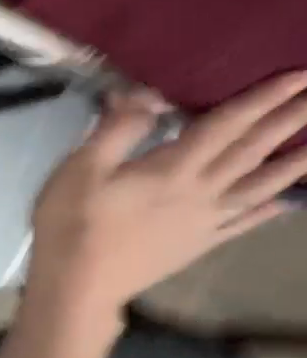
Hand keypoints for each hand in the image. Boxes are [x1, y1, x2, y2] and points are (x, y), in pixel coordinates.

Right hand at [27, 73, 306, 327]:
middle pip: (251, 151)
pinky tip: (287, 199)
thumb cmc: (72, 220)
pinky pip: (246, 220)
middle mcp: (202, 191)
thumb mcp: (80, 168)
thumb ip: (116, 131)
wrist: (81, 280)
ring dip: (295, 162)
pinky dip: (271, 206)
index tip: (296, 77)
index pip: (223, 127)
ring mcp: (207, 219)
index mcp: (172, 170)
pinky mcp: (201, 240)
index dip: (259, 100)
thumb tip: (145, 95)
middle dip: (287, 121)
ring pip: (261, 184)